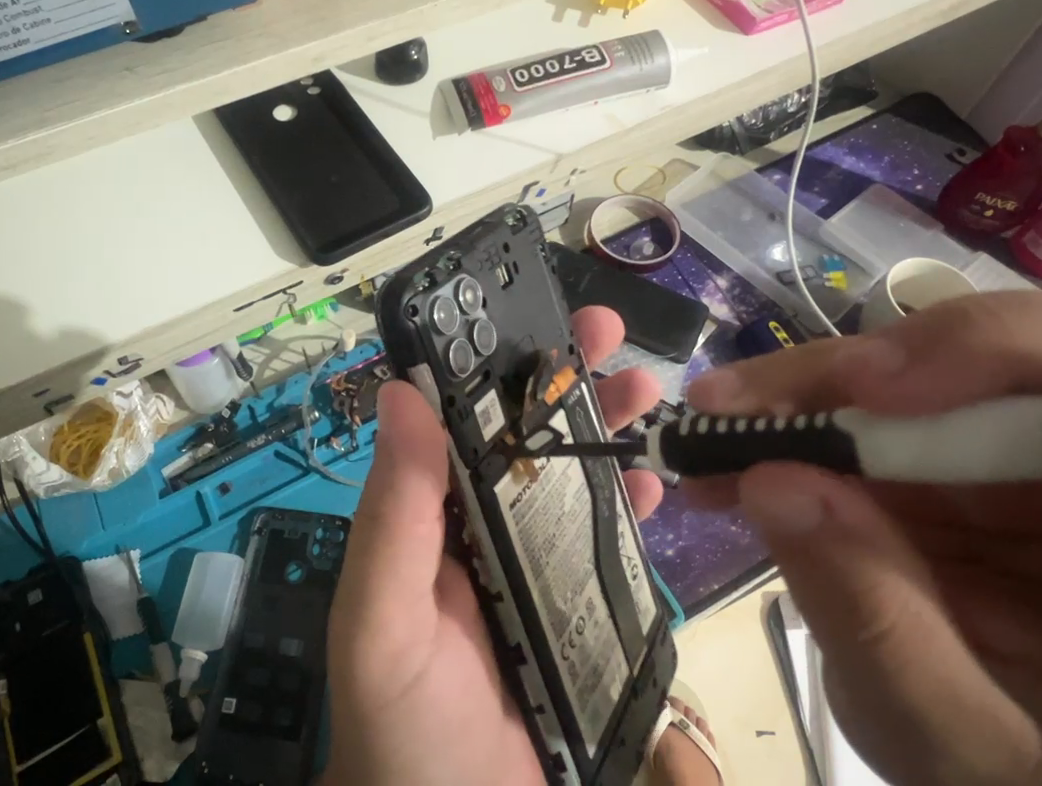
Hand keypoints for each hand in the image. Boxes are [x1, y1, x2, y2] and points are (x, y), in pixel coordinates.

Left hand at [324, 307, 664, 785]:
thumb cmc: (405, 724)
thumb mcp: (383, 617)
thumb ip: (394, 513)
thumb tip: (399, 391)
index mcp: (430, 516)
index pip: (462, 419)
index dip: (497, 363)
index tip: (538, 316)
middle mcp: (478, 529)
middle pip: (525, 437)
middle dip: (566, 382)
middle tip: (613, 336)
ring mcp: (530, 567)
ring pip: (571, 478)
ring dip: (605, 429)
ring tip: (649, 393)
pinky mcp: (578, 609)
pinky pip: (606, 541)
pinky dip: (631, 503)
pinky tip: (658, 481)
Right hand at [686, 285, 1041, 785]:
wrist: (968, 747)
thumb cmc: (1012, 771)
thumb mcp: (949, 746)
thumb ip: (880, 632)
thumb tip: (778, 483)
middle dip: (971, 357)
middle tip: (845, 394)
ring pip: (969, 350)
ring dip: (838, 371)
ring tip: (727, 415)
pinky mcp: (959, 422)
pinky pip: (884, 375)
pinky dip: (799, 395)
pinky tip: (728, 431)